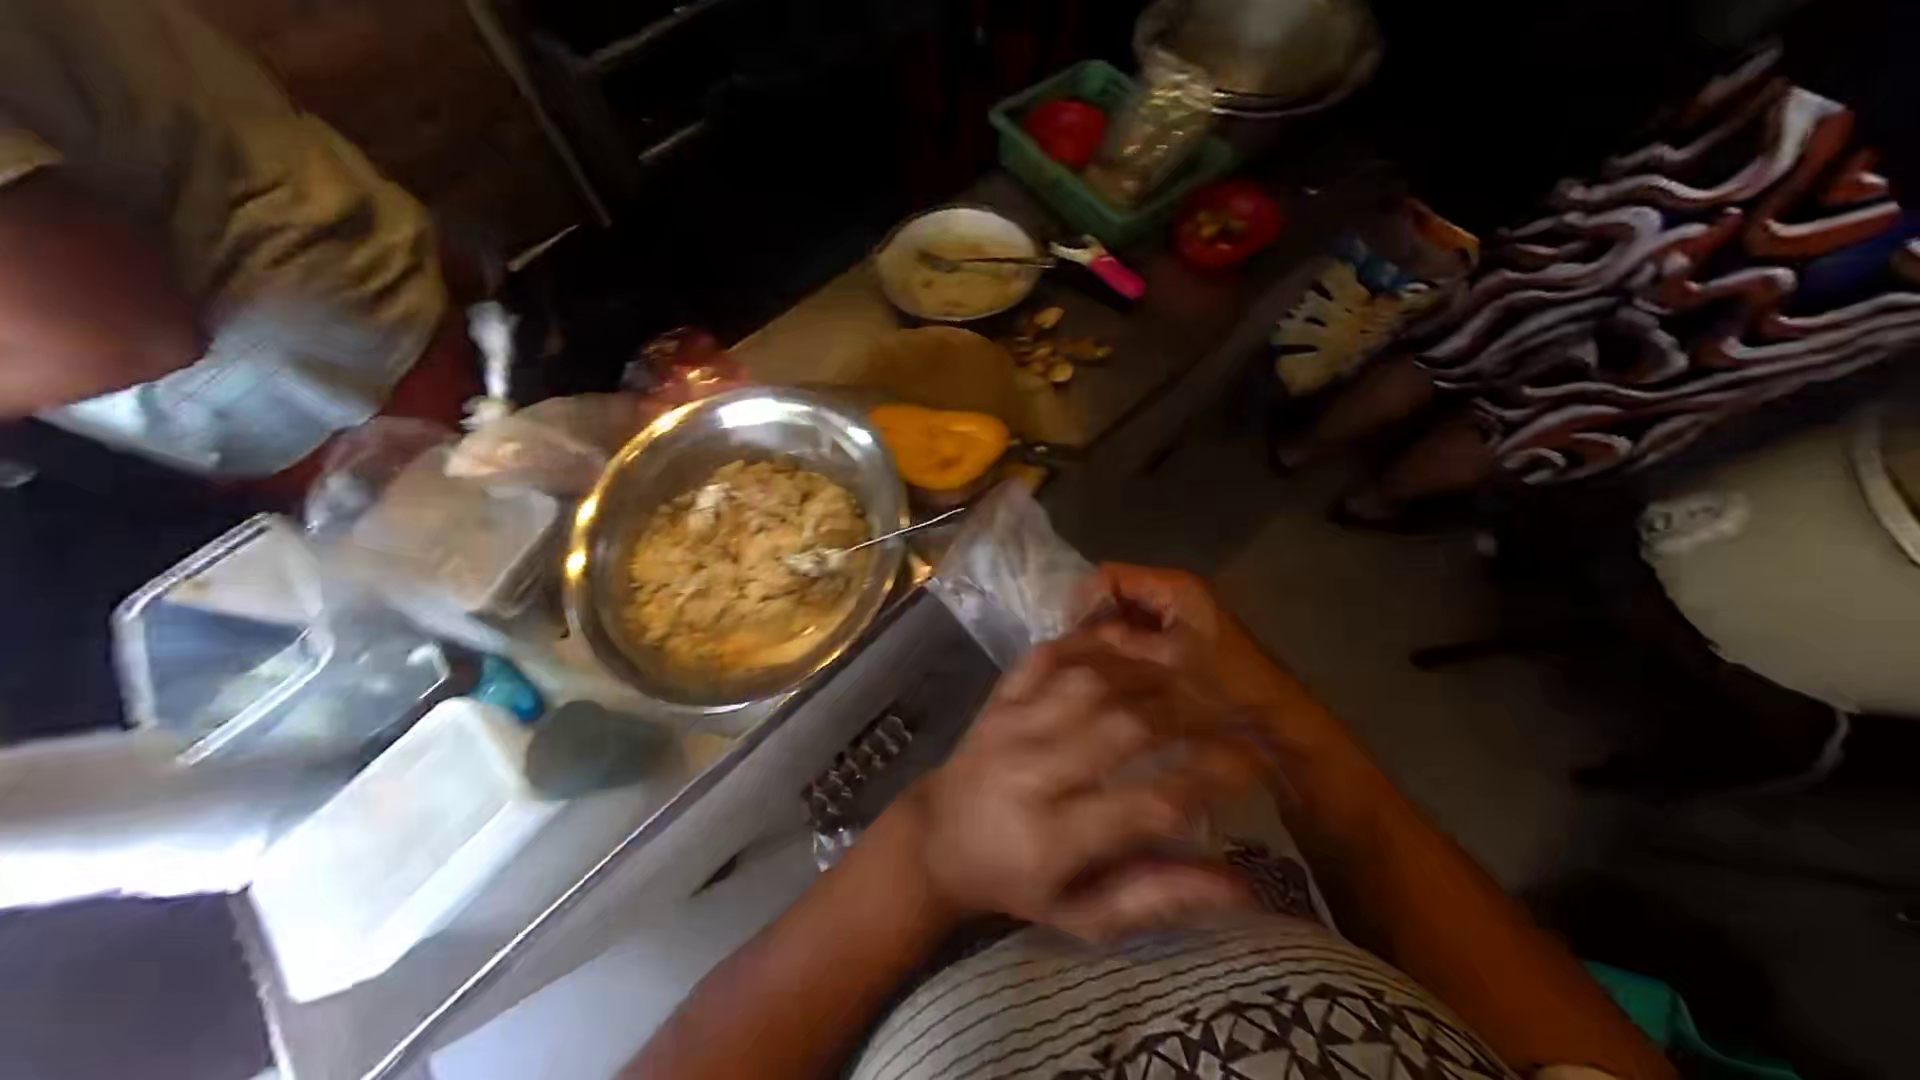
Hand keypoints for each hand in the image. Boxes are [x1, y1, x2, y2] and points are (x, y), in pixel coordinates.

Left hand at [916, 638, 1260, 942]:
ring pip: (1087, 681)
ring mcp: (1011, 727)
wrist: (937, 840)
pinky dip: (1089, 640)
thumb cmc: (1017, 884)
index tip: (1257, 762)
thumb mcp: (1083, 915)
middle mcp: (1032, 774)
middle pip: (1123, 728)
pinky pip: (1046, 657)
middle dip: (1189, 714)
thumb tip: (1241, 883)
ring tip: (1190, 667)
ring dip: (1145, 667)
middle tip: (1231, 709)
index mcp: (1054, 839)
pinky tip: (1127, 638)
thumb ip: (1156, 898)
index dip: (1213, 779)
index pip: (1150, 803)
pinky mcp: (998, 700)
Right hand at [1087, 563, 1336, 751]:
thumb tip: (1067, 638)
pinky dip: (1124, 643)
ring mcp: (1181, 610)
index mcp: (1174, 587)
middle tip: (1069, 651)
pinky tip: (1110, 668)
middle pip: (1117, 590)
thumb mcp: (1161, 666)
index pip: (1110, 575)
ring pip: (1126, 610)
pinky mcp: (1183, 631)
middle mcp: (1176, 589)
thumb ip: (1115, 644)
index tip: (1066, 633)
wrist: (1273, 719)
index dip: (1083, 600)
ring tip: (1084, 662)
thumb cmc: (1221, 689)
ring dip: (1106, 632)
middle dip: (1092, 618)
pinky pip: (1141, 627)